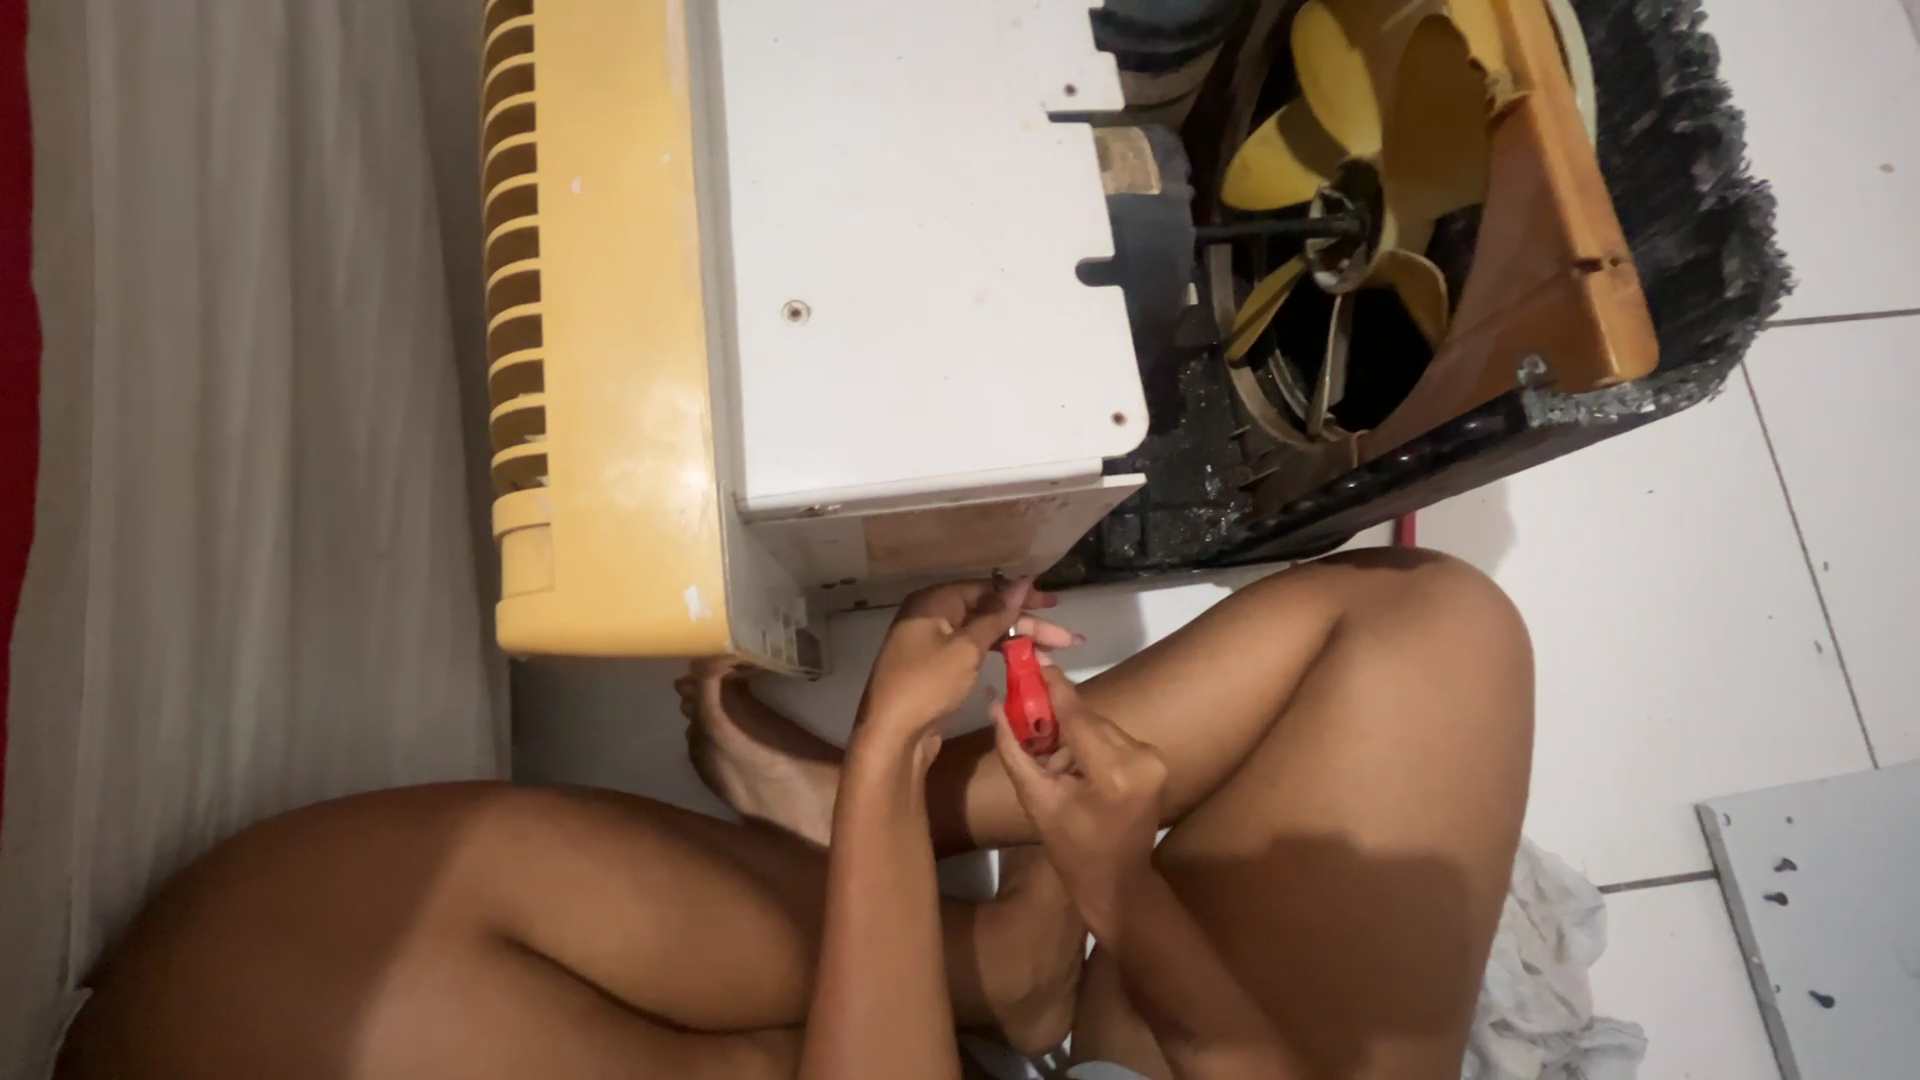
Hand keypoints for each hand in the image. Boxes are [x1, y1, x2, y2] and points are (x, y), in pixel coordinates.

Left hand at [855, 578, 1075, 757]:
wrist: (892, 736)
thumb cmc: (927, 684)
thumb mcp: (966, 647)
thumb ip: (996, 615)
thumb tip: (1022, 581)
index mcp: (933, 602)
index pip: (984, 588)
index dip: (1020, 596)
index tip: (1053, 605)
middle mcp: (932, 616)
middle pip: (987, 611)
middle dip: (1027, 623)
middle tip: (1065, 637)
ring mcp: (935, 644)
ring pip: (984, 634)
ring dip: (1019, 641)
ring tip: (1056, 652)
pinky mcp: (940, 669)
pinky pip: (975, 652)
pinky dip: (1000, 656)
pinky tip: (1026, 662)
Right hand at [992, 667, 1168, 937]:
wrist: (1119, 885)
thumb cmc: (1072, 852)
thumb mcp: (1037, 801)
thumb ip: (1015, 750)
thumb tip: (994, 704)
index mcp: (1116, 772)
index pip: (1078, 715)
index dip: (1051, 685)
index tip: (1030, 660)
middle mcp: (1142, 756)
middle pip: (1087, 718)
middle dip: (1054, 714)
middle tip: (1022, 713)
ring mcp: (1153, 758)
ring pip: (1098, 725)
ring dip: (1069, 731)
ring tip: (1045, 754)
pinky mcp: (1154, 760)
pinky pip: (1110, 737)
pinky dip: (1086, 742)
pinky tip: (1068, 763)